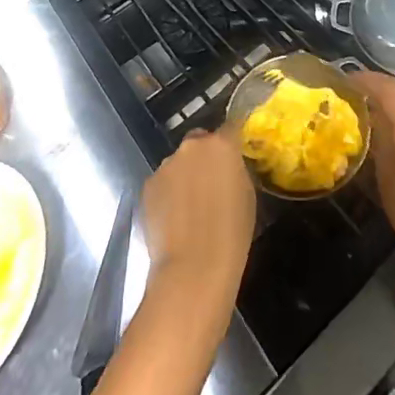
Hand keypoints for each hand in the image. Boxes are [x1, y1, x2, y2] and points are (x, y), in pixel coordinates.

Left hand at [141, 126, 255, 296]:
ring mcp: (165, 165)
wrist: (192, 267)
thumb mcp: (247, 193)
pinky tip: (175, 216)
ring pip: (179, 162)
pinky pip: (164, 181)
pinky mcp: (147, 185)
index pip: (231, 127)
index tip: (237, 151)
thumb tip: (229, 166)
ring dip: (186, 174)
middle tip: (213, 181)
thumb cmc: (232, 232)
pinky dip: (170, 191)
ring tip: (191, 204)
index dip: (233, 140)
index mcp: (222, 145)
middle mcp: (191, 147)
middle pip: (201, 142)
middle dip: (206, 156)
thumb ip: (236, 169)